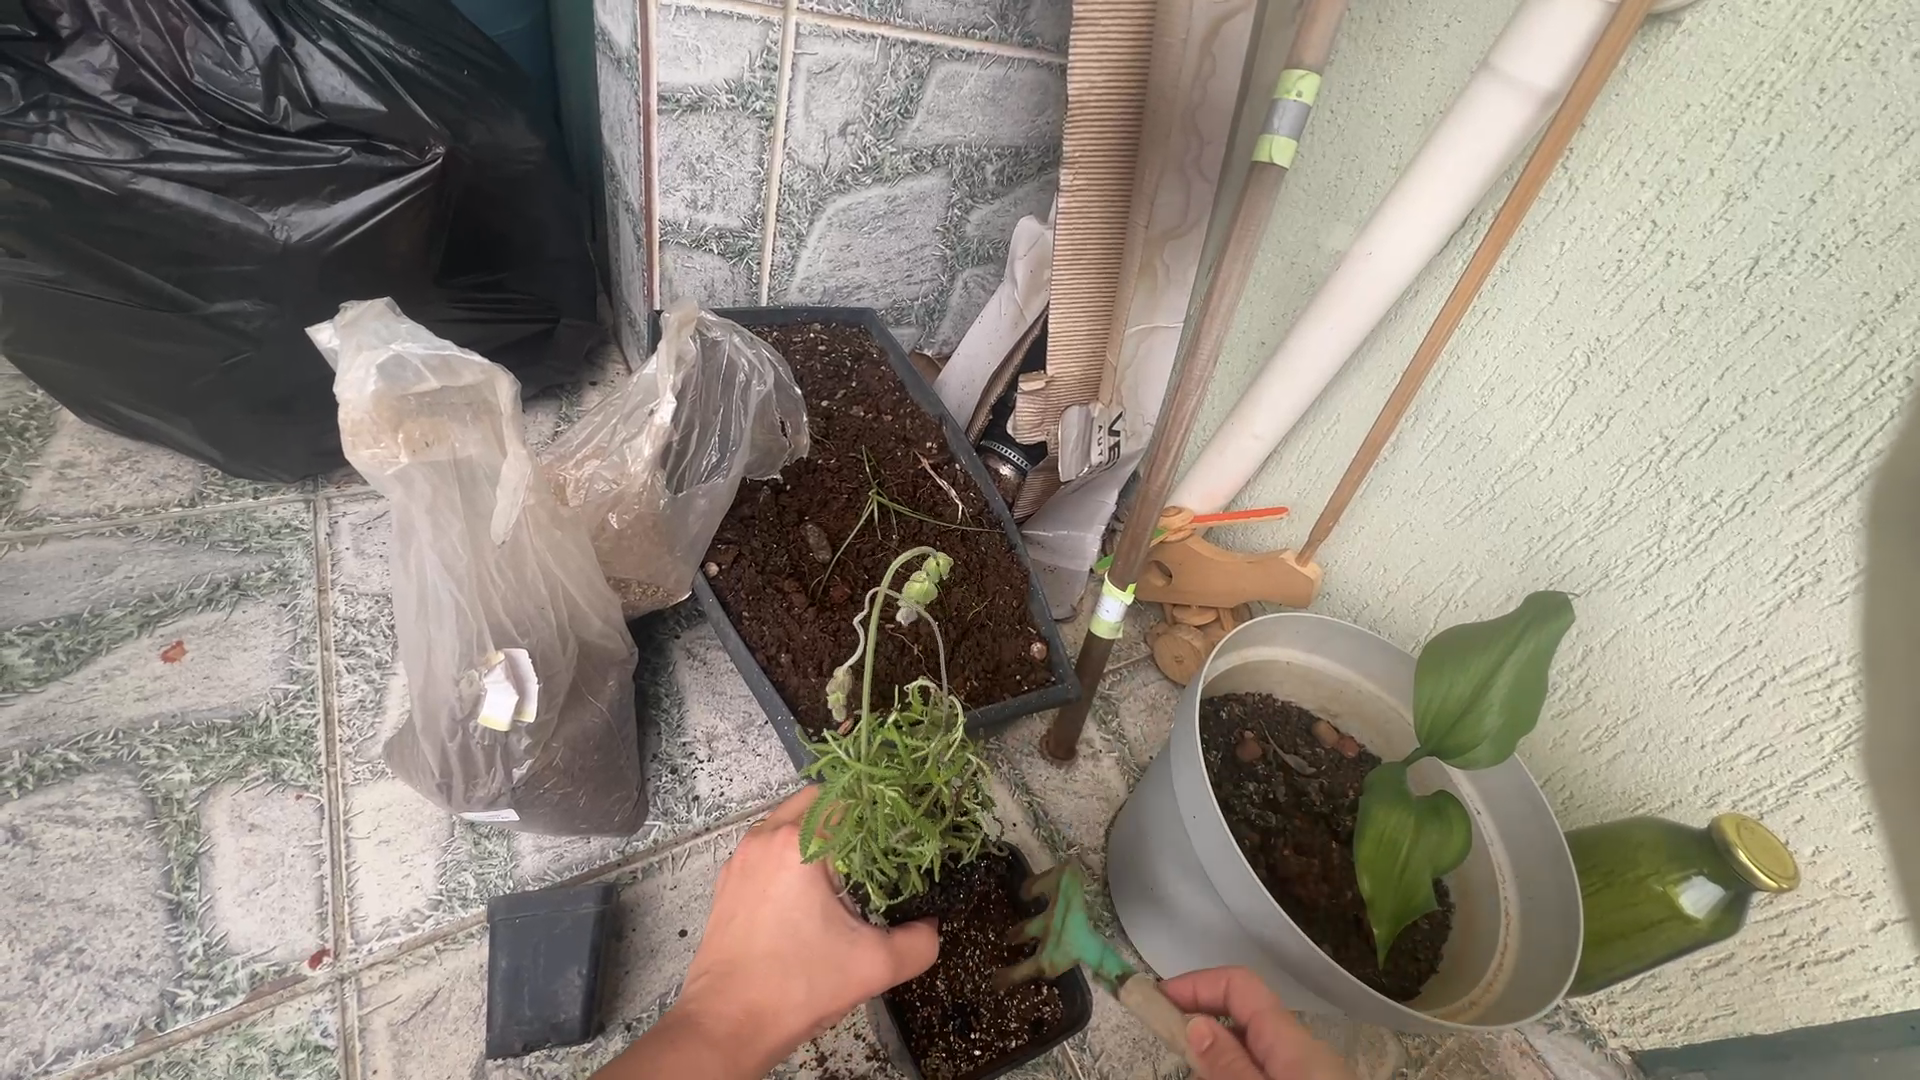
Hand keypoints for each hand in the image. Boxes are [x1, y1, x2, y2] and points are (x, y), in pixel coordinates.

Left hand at [597, 786, 938, 1078]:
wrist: (724, 1027)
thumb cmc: (793, 988)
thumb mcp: (871, 966)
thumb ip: (917, 943)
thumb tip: (933, 926)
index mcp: (800, 844)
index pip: (845, 797)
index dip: (875, 806)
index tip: (896, 824)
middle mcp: (766, 838)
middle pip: (815, 800)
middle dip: (847, 814)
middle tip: (875, 842)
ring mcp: (742, 859)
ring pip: (788, 821)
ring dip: (817, 831)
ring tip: (846, 864)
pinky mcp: (729, 881)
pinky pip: (767, 846)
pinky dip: (790, 852)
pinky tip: (810, 888)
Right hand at [1161, 967, 1356, 1079]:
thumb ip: (1230, 1067)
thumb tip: (1194, 1023)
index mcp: (1294, 1045)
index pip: (1239, 985)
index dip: (1196, 984)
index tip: (1154, 1004)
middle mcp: (1305, 1058)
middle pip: (1242, 1023)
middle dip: (1201, 1034)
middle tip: (1167, 1052)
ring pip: (1251, 1057)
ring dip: (1220, 1066)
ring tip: (1197, 1072)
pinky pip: (1264, 1078)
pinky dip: (1239, 1078)